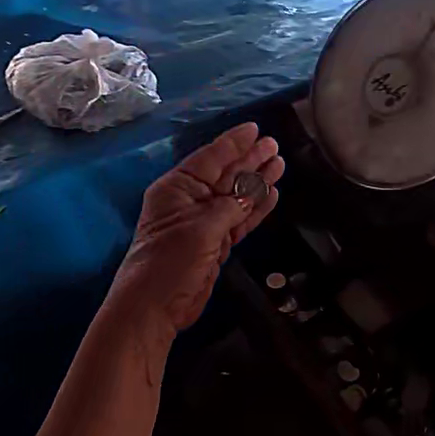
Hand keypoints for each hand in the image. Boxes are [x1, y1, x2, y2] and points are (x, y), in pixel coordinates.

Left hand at [107, 123, 283, 333]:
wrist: (155, 306)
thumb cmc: (169, 261)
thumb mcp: (200, 229)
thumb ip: (229, 208)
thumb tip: (253, 193)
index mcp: (177, 188)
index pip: (210, 158)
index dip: (233, 143)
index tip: (254, 129)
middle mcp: (189, 201)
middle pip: (225, 174)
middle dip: (249, 160)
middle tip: (274, 145)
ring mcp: (203, 223)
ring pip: (235, 197)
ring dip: (257, 182)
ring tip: (279, 164)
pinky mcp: (214, 244)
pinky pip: (239, 220)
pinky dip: (255, 209)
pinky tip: (271, 196)